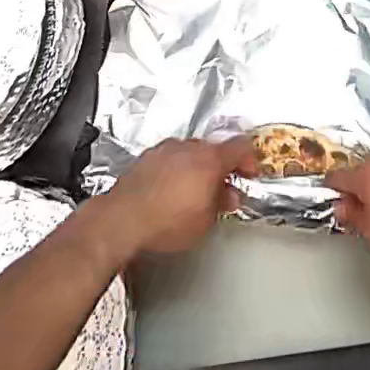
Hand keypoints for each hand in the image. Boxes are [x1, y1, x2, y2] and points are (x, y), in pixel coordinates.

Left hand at [99, 138, 256, 256]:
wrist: (120, 221)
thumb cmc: (164, 222)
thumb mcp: (206, 221)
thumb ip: (222, 202)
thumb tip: (227, 196)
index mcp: (210, 159)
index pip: (241, 147)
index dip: (249, 159)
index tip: (249, 172)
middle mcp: (188, 148)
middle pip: (215, 149)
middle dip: (221, 168)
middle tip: (222, 189)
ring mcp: (165, 150)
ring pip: (191, 152)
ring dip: (197, 168)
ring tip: (194, 193)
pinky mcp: (146, 158)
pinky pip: (170, 158)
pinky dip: (175, 169)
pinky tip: (170, 191)